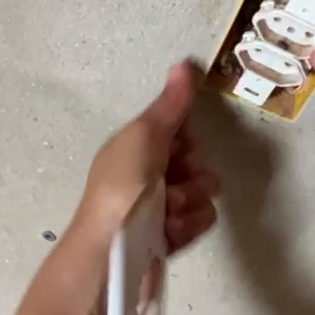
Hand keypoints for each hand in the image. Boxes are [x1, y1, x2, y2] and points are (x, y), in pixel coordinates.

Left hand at [71, 62, 220, 253]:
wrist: (110, 251)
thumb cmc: (121, 188)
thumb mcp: (144, 136)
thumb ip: (170, 105)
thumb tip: (185, 63)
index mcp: (136, 148)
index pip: (179, 130)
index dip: (187, 135)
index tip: (184, 141)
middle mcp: (148, 175)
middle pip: (197, 162)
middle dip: (192, 172)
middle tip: (171, 181)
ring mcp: (162, 207)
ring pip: (204, 193)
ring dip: (189, 201)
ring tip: (166, 211)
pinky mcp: (173, 236)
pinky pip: (202, 221)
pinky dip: (188, 226)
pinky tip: (168, 232)